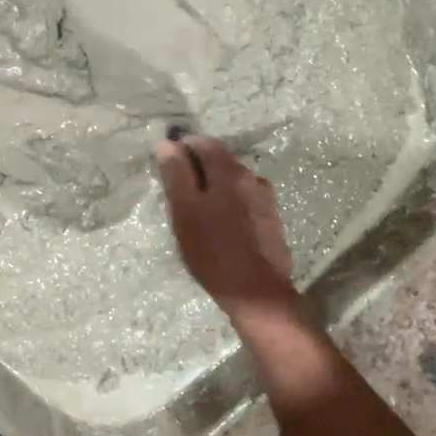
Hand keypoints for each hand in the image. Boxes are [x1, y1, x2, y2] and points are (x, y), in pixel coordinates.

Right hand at [153, 131, 303, 325]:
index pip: (202, 142)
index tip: (165, 166)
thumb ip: (175, 174)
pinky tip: (218, 226)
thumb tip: (165, 143)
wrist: (255, 292)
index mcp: (230, 172)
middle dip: (196, 169)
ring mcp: (265, 199)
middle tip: (175, 194)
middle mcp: (252, 178)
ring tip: (196, 213)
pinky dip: (227, 204)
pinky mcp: (269, 220)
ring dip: (212, 188)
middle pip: (219, 161)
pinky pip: (242, 200)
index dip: (181, 148)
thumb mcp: (185, 211)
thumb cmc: (212, 251)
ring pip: (231, 182)